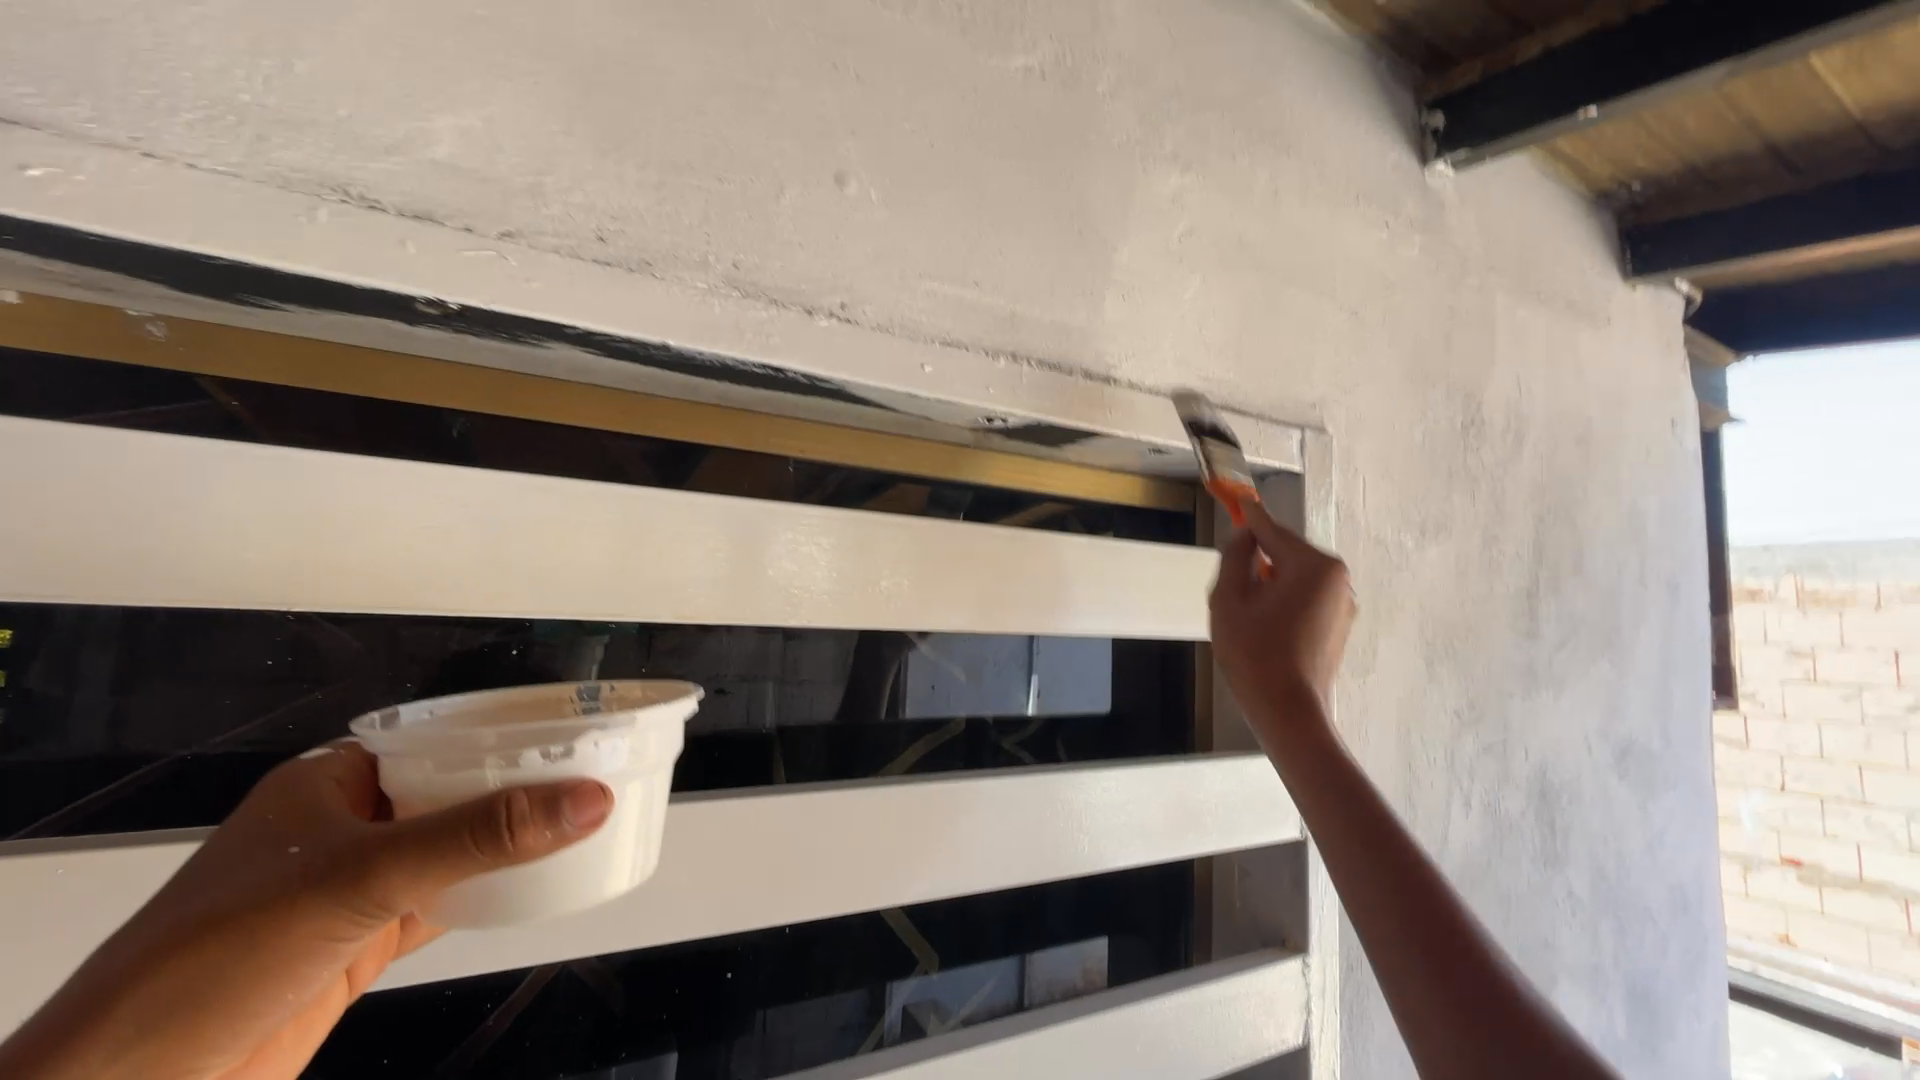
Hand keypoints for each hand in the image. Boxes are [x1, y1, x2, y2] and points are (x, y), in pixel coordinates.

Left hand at [0, 742, 612, 1079]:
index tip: (576, 731)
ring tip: (585, 823)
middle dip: (521, 787)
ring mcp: (354, 887)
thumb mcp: (364, 876)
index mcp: (330, 782)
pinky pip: (446, 901)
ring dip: (511, 843)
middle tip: (597, 776)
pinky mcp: (362, 942)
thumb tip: (593, 798)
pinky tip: (540, 885)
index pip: (436, 738)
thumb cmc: (225, 955)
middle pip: (453, 793)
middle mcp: (345, 825)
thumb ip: (481, 835)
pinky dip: (493, 894)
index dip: (506, 732)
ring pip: (454, 849)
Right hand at [1209, 504, 1355, 738]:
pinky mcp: (1340, 627)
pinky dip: (1283, 604)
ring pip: (1294, 579)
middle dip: (1257, 565)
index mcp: (1314, 565)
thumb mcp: (1229, 599)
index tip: (1238, 497)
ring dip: (1269, 587)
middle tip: (1230, 592)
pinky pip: (1305, 600)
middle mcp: (1337, 578)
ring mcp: (1343, 604)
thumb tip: (1245, 536)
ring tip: (1245, 619)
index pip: (1272, 531)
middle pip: (1285, 555)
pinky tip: (1264, 632)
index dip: (1248, 517)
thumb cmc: (1254, 654)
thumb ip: (1235, 557)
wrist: (1288, 712)